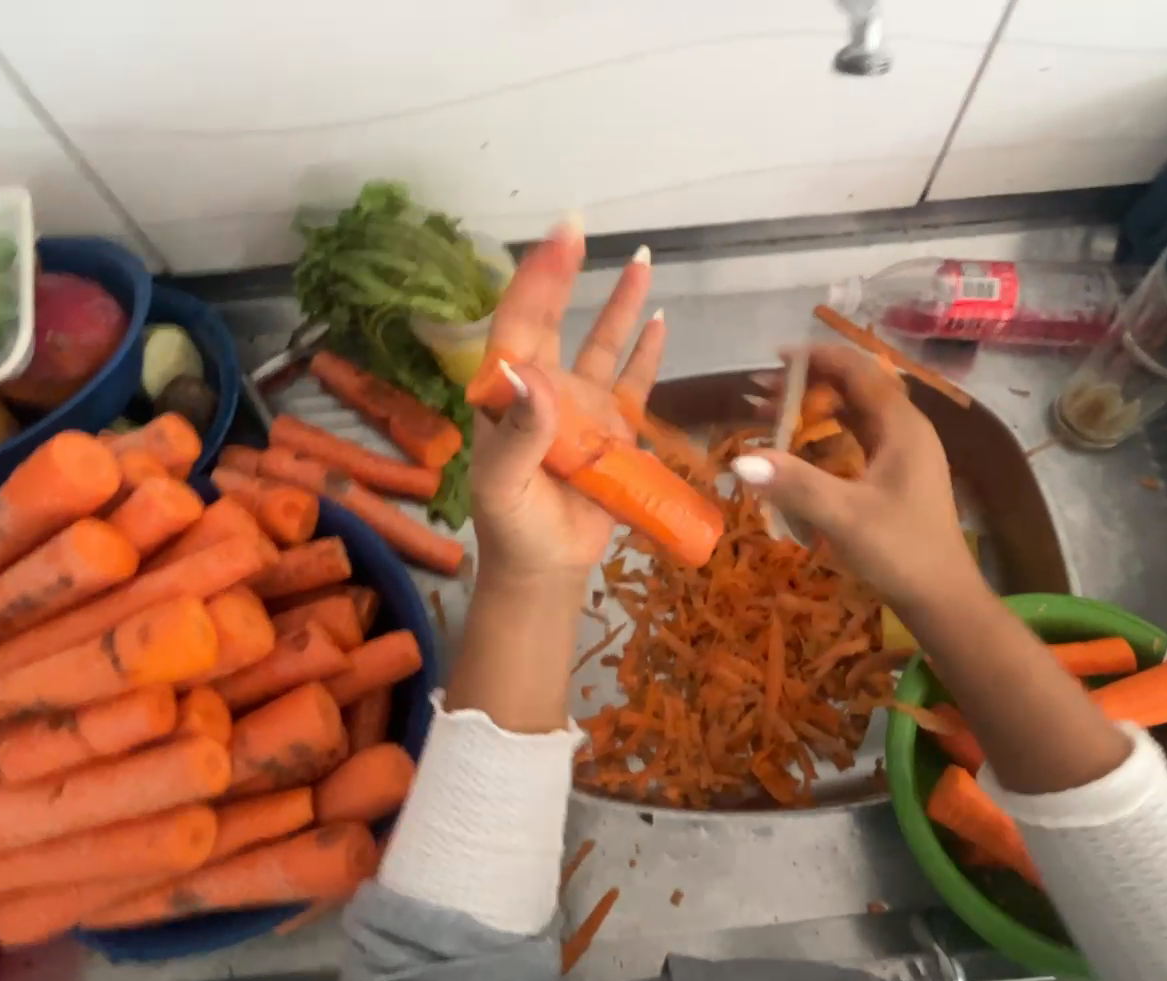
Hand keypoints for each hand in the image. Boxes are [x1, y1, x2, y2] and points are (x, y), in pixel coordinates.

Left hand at [468, 219, 664, 590]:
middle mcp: (544, 390)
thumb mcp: (505, 485)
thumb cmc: (515, 526)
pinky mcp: (613, 429)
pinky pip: (633, 384)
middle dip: (568, 277)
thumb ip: (517, 433)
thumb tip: (532, 376)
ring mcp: (581, 407)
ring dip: (621, 306)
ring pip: (602, 345)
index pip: (518, 327)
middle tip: (584, 230)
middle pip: (556, 323)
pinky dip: (647, 355)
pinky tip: (661, 324)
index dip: (536, 282)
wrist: (548, 564)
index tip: (560, 240)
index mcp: (507, 395)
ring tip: (643, 262)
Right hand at [732, 345, 977, 609]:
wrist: (940, 597)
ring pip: (853, 416)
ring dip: (812, 411)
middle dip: (806, 386)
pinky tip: (797, 452)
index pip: (858, 371)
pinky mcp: (893, 477)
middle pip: (853, 389)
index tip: (775, 359)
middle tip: (760, 396)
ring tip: (768, 417)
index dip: (817, 358)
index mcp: (901, 427)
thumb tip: (741, 459)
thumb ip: (795, 485)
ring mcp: (901, 455)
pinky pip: (854, 441)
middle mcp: (904, 431)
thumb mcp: (844, 517)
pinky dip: (823, 437)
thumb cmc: (900, 551)